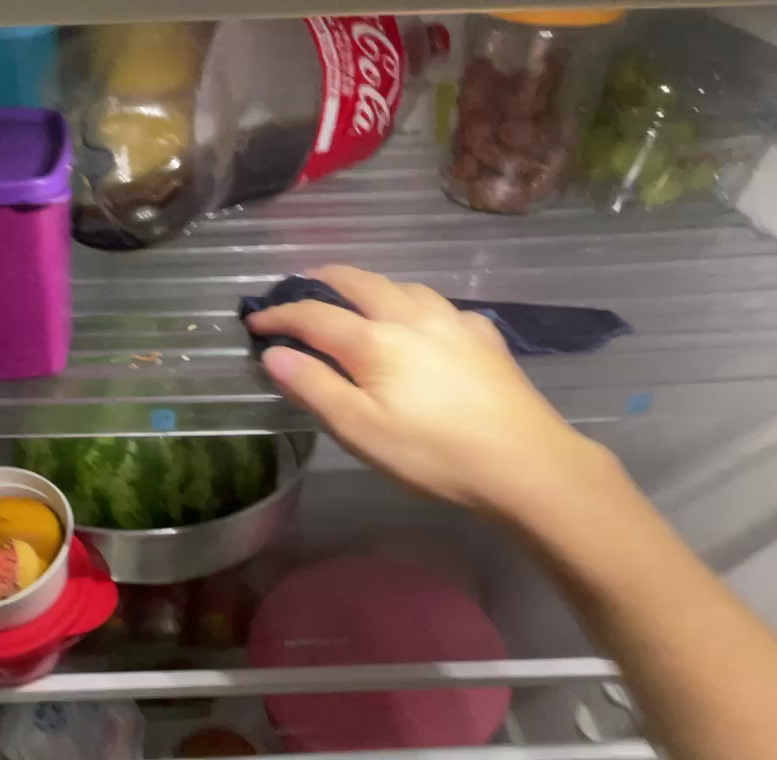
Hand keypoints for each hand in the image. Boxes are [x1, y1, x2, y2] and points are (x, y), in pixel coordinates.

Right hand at [247, 265, 618, 520]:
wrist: (522, 461)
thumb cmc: (430, 453)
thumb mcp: (358, 429)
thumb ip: (314, 386)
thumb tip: (274, 352)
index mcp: (374, 340)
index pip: (314, 315)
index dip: (280, 315)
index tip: (254, 322)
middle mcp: (411, 315)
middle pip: (358, 282)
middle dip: (321, 282)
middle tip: (297, 290)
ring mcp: (453, 320)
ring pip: (400, 286)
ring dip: (367, 287)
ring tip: (352, 301)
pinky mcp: (482, 334)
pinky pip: (435, 305)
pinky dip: (408, 304)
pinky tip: (416, 324)